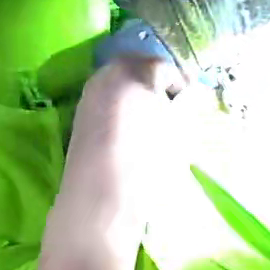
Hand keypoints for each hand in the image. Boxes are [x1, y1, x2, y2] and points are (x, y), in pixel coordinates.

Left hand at [50, 55, 183, 252]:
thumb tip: (186, 99)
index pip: (166, 68)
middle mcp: (107, 75)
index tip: (191, 102)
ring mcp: (89, 95)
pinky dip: (120, 110)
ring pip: (119, 85)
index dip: (182, 85)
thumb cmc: (148, 163)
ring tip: (152, 123)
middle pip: (137, 69)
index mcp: (135, 71)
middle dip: (156, 83)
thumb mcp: (180, 131)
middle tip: (172, 107)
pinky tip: (130, 135)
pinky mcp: (78, 118)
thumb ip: (185, 107)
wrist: (101, 201)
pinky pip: (106, 103)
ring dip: (136, 96)